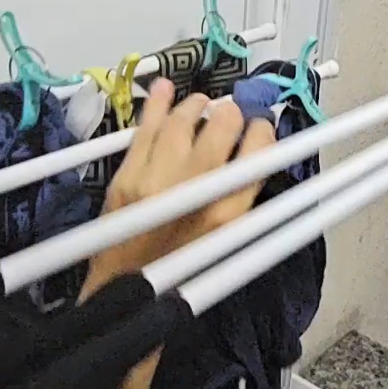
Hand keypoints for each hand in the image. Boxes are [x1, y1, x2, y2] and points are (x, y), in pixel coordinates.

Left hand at [84, 78, 275, 292]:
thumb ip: (245, 198)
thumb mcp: (230, 245)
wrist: (123, 300)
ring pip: (186, 120)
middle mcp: (197, 193)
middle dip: (233, 113)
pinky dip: (159, 104)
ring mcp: (157, 181)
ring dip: (199, 105)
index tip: (260, 129)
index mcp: (230, 214)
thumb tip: (260, 152)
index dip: (264, 131)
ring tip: (204, 106)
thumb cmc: (184, 277)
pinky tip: (168, 89)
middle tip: (231, 117)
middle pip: (225, 125)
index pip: (260, 152)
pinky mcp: (126, 177)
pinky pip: (146, 128)